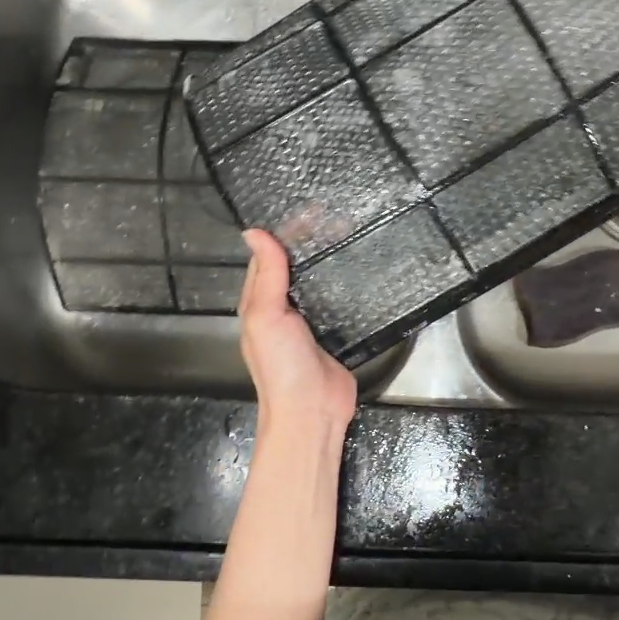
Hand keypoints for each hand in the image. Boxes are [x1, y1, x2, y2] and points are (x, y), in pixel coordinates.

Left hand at [238, 229, 356, 431]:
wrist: (311, 411)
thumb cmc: (282, 365)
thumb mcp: (266, 315)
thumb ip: (265, 275)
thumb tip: (253, 232)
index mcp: (260, 302)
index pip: (270, 256)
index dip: (288, 231)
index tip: (314, 208)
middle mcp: (283, 308)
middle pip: (297, 266)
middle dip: (314, 242)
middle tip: (343, 216)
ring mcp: (311, 321)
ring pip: (319, 282)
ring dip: (332, 261)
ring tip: (356, 233)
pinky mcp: (335, 332)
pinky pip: (340, 302)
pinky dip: (349, 285)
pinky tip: (365, 269)